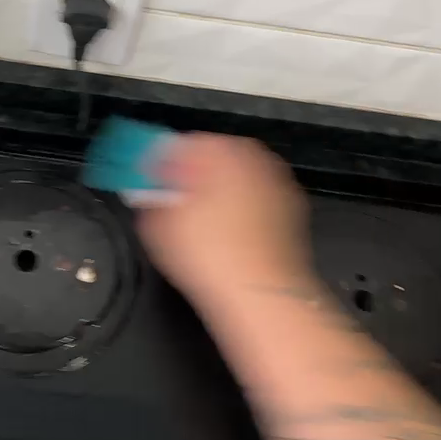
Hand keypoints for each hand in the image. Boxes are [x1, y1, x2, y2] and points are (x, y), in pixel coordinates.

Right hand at [136, 134, 313, 304]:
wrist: (261, 296)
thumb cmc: (212, 257)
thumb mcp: (157, 225)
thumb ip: (148, 196)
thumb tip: (147, 191)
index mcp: (222, 150)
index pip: (183, 143)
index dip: (162, 163)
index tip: (150, 181)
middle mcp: (255, 159)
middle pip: (215, 158)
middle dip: (193, 177)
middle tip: (172, 202)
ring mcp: (278, 184)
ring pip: (238, 181)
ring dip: (219, 195)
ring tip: (199, 226)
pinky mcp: (293, 212)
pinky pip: (257, 203)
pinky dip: (241, 214)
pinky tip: (226, 240)